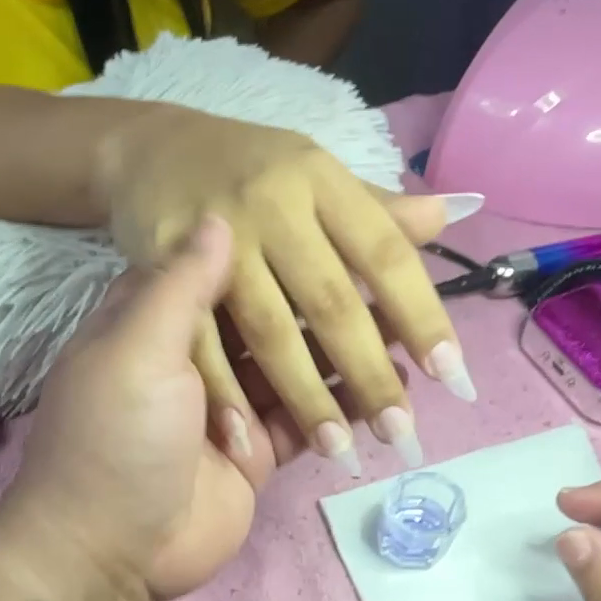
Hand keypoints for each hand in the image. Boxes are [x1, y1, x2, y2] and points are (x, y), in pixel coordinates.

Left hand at [0, 217, 365, 600]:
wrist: (111, 549)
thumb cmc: (116, 436)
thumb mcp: (137, 349)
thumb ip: (182, 287)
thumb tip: (219, 215)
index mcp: (156, 320)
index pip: (227, 264)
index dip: (279, 238)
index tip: (337, 211)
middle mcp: (195, 356)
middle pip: (274, 312)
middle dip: (329, 295)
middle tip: (396, 264)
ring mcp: (228, 406)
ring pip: (299, 365)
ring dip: (349, 348)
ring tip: (411, 324)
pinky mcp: (254, 452)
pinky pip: (308, 419)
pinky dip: (346, 403)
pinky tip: (396, 382)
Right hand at [98, 108, 474, 476]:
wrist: (148, 149)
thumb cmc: (246, 171)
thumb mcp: (312, 175)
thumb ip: (372, 211)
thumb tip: (447, 220)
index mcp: (321, 181)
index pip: (385, 254)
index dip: (421, 316)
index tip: (452, 376)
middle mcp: (276, 205)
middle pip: (332, 302)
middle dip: (368, 373)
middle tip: (399, 435)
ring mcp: (219, 238)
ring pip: (271, 330)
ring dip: (305, 397)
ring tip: (339, 452)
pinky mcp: (168, 268)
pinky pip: (200, 341)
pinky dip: (222, 392)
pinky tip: (246, 439)